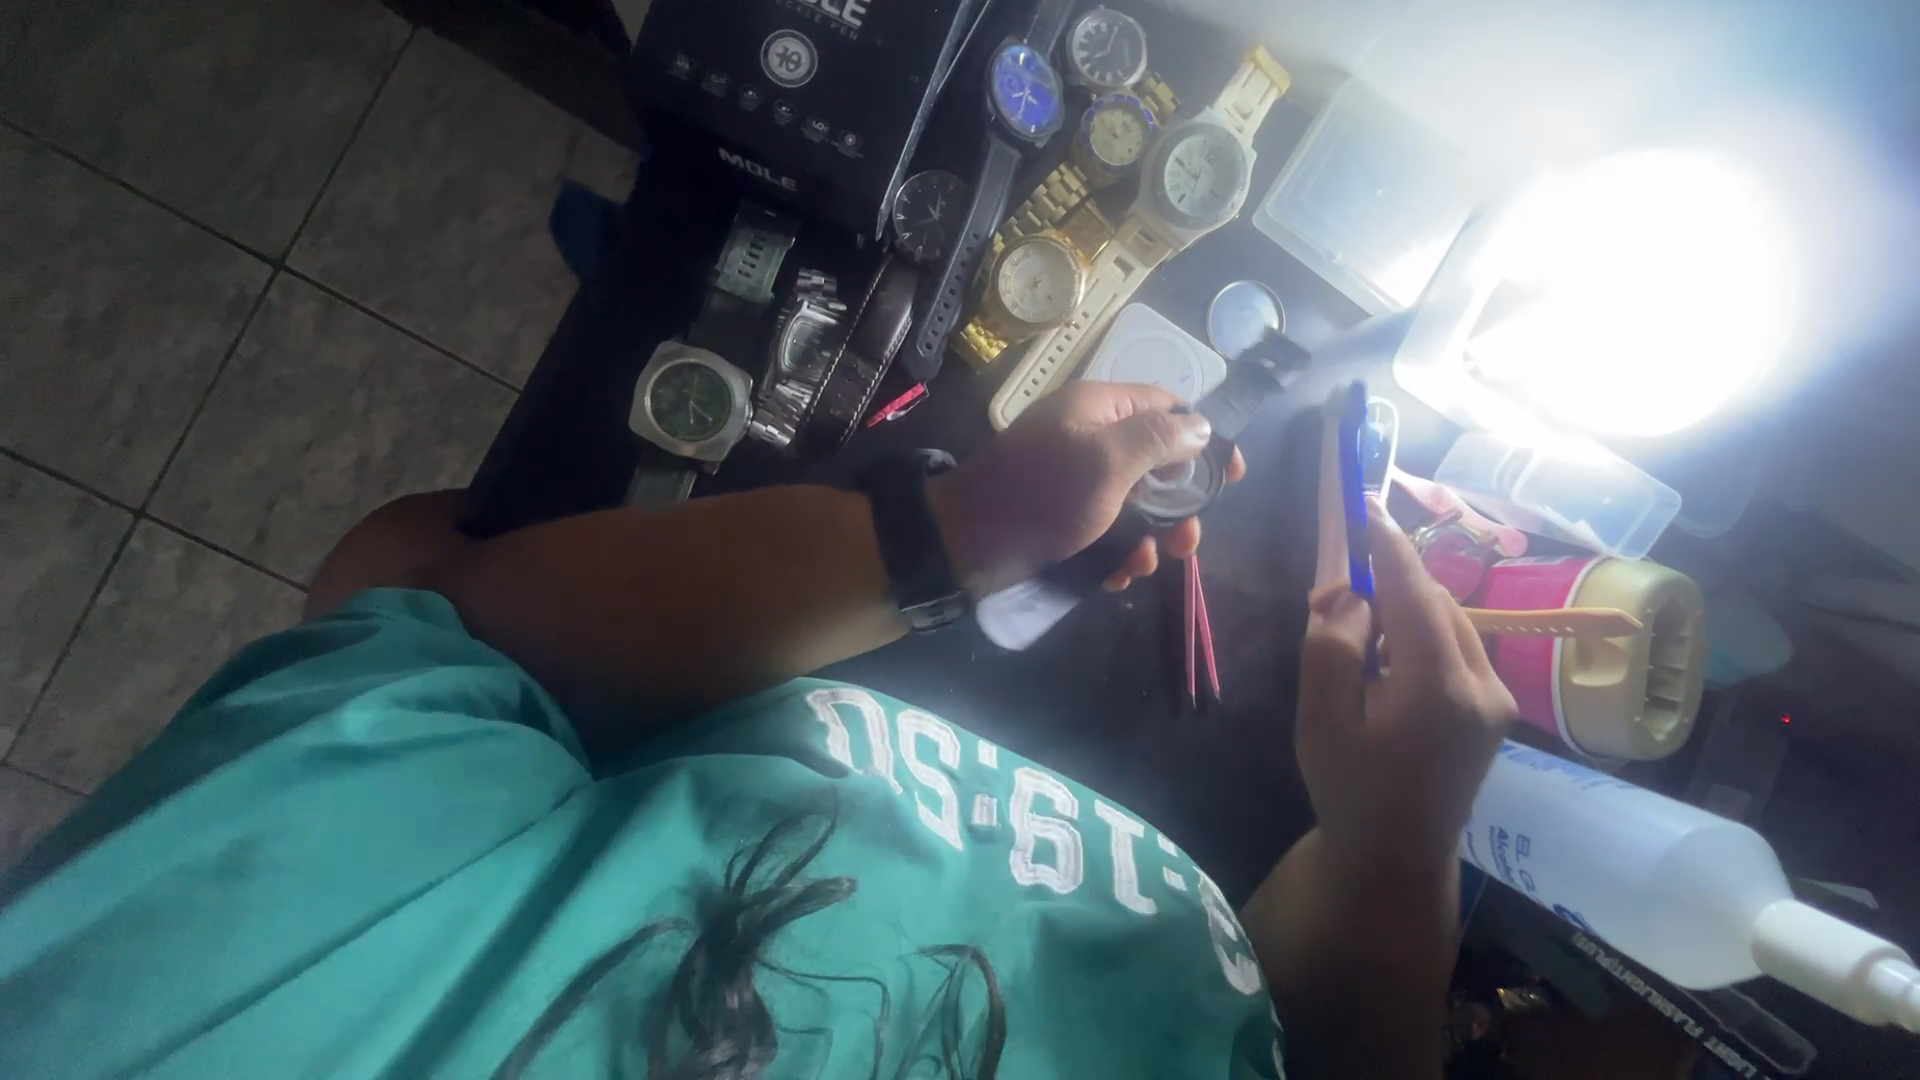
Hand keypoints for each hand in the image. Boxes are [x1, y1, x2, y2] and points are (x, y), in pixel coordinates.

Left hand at [929, 382, 1244, 595]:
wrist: (968, 542)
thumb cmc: (1042, 494)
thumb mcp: (1106, 460)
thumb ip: (1157, 439)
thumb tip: (1201, 426)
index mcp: (1100, 408)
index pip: (1168, 406)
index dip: (1203, 437)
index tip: (1231, 476)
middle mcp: (1090, 437)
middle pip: (1156, 462)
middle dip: (1177, 505)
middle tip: (1185, 541)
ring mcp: (1076, 478)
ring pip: (1135, 503)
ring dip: (1148, 537)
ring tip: (1142, 563)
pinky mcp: (1065, 515)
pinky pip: (1107, 528)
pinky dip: (1117, 551)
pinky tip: (1115, 574)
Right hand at [1296, 499, 1516, 881]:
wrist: (1395, 853)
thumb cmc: (1348, 786)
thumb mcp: (1321, 715)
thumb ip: (1333, 645)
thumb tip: (1352, 595)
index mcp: (1440, 687)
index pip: (1416, 592)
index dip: (1388, 545)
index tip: (1367, 504)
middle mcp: (1483, 685)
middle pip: (1434, 603)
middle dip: (1382, 587)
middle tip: (1324, 605)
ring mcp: (1495, 699)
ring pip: (1444, 622)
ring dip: (1397, 612)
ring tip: (1348, 642)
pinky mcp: (1490, 710)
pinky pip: (1450, 647)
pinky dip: (1413, 637)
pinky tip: (1380, 667)